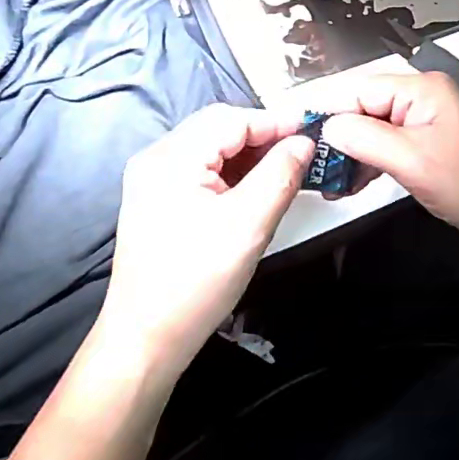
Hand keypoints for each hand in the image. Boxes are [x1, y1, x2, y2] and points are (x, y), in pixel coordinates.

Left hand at [105, 105, 312, 364]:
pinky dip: (233, 173)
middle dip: (263, 136)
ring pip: (212, 149)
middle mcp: (156, 160)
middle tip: (302, 152)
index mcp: (170, 159)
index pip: (231, 120)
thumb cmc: (195, 284)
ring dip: (250, 155)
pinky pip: (202, 170)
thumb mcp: (249, 226)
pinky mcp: (158, 200)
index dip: (274, 122)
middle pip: (219, 129)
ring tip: (285, 169)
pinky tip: (256, 188)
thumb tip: (303, 143)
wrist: (147, 339)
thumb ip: (280, 175)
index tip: (312, 131)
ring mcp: (153, 181)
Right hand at [313, 72, 458, 241]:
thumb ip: (365, 139)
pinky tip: (351, 185)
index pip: (360, 90)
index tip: (302, 141)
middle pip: (364, 107)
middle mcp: (421, 96)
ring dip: (351, 155)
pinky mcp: (425, 141)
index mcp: (422, 89)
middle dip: (339, 138)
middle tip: (315, 169)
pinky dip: (369, 162)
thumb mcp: (412, 161)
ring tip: (331, 184)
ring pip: (372, 128)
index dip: (330, 113)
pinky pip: (386, 144)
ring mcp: (424, 119)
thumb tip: (326, 126)